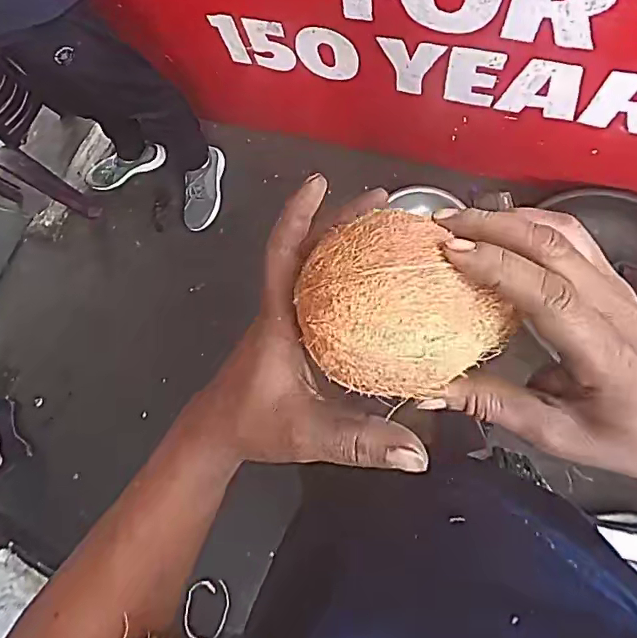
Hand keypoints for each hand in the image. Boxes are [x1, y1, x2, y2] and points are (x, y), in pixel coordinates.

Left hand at [181, 175, 428, 472]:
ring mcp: (289, 314)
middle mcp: (283, 306)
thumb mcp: (310, 435)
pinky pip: (321, 284)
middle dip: (339, 217)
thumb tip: (417, 453)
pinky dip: (344, 267)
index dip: (298, 216)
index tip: (318, 184)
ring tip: (383, 223)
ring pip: (314, 262)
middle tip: (381, 201)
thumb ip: (362, 444)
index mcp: (280, 318)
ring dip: (342, 237)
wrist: (219, 431)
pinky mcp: (297, 325)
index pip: (284, 255)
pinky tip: (373, 271)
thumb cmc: (253, 424)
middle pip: (307, 247)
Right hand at [433, 208, 636, 490]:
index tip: (454, 253)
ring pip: (563, 231)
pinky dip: (529, 221)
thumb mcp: (556, 435)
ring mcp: (616, 288)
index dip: (498, 265)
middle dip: (491, 227)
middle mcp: (617, 311)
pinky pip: (570, 234)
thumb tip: (438, 387)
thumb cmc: (626, 437)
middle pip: (554, 246)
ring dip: (508, 218)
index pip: (550, 293)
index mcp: (608, 356)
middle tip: (444, 225)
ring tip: (464, 219)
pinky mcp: (610, 279)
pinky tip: (501, 224)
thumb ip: (493, 406)